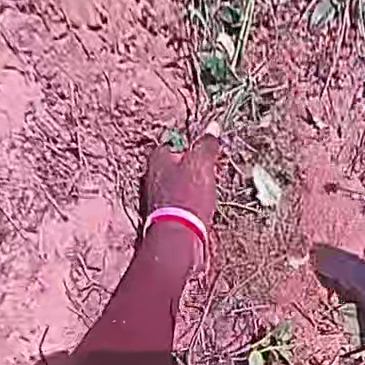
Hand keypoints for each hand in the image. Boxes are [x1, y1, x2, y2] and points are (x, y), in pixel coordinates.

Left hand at [140, 129, 220, 257]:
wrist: (178, 237)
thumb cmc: (187, 196)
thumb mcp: (202, 164)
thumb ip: (206, 145)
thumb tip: (213, 126)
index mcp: (157, 159)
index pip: (172, 144)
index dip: (189, 147)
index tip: (204, 153)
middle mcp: (151, 178)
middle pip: (172, 167)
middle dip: (189, 169)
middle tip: (207, 174)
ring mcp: (154, 200)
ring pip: (174, 188)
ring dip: (189, 190)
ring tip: (205, 195)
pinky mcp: (162, 219)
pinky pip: (177, 206)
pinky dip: (187, 206)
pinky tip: (199, 211)